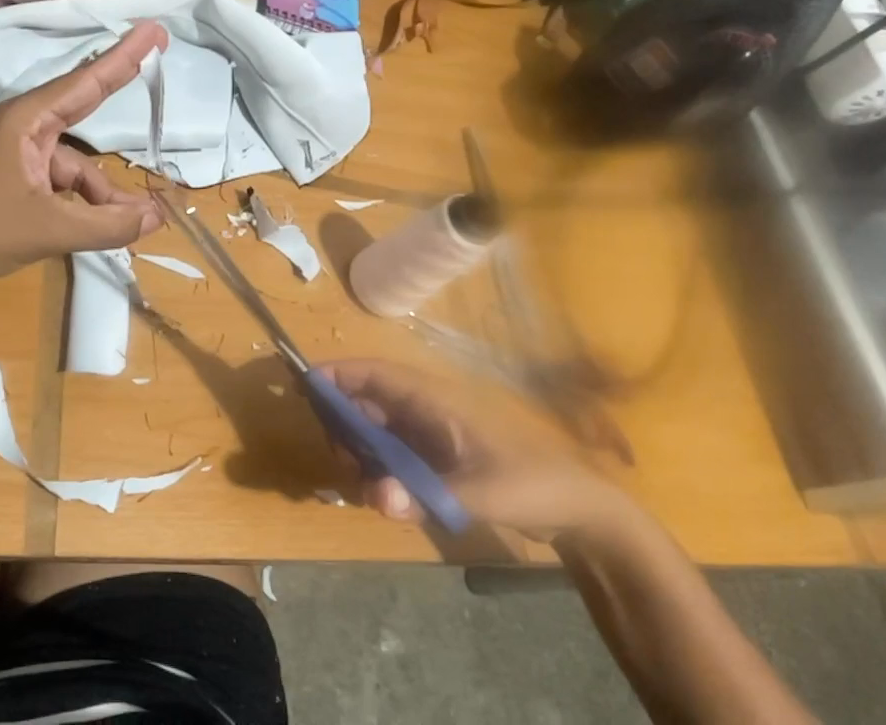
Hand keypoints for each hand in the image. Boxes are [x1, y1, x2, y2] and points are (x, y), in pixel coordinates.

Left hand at [0, 22, 169, 308]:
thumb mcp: (51, 229)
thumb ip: (108, 224)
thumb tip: (157, 217)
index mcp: (25, 121)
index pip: (86, 82)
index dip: (124, 57)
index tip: (154, 30)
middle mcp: (22, 128)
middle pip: (84, 112)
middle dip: (118, 101)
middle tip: (159, 63)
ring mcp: (17, 154)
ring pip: (76, 165)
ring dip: (102, 193)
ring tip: (131, 222)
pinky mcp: (13, 179)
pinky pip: (60, 183)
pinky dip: (82, 203)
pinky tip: (101, 228)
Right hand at [319, 359, 638, 541]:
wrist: (581, 511)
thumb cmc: (534, 486)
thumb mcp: (481, 492)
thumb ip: (427, 495)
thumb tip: (376, 496)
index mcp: (437, 400)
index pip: (377, 374)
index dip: (340, 374)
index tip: (305, 385)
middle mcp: (429, 409)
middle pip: (368, 402)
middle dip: (344, 426)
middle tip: (341, 462)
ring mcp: (433, 435)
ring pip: (377, 430)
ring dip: (361, 453)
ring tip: (364, 486)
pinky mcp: (438, 459)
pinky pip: (393, 455)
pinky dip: (379, 470)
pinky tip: (384, 496)